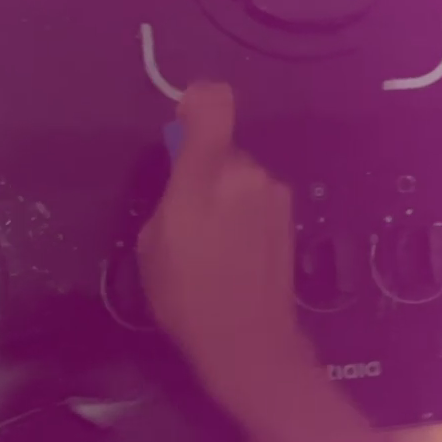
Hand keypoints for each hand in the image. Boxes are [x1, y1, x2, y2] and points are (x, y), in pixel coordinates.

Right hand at [139, 82, 315, 417]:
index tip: (182, 122)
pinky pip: (257, 196)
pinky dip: (244, 211)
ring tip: (214, 241)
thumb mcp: (151, 244)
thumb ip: (170, 197)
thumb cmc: (184, 295)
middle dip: (204, 169)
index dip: (196, 102)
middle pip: (223, 148)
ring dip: (226, 193)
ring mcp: (274, 194)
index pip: (213, 104)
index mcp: (205, 175)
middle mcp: (247, 173)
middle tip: (189, 214)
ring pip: (241, 174)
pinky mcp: (290, 216)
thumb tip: (186, 182)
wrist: (247, 340)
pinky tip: (237, 251)